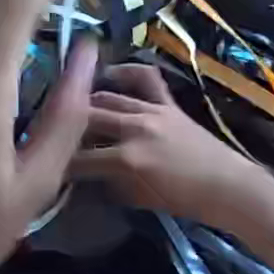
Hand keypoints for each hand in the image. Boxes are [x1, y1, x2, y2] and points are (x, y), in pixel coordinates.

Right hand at [71, 63, 272, 230]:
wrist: (228, 187)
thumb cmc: (183, 201)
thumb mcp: (136, 199)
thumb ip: (107, 183)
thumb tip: (83, 175)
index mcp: (126, 159)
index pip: (78, 159)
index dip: (57, 163)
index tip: (46, 164)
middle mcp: (134, 128)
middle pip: (85, 120)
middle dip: (64, 128)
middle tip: (52, 134)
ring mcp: (152, 111)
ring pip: (105, 98)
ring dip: (84, 103)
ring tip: (68, 108)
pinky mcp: (167, 103)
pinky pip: (144, 78)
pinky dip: (125, 72)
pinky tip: (107, 75)